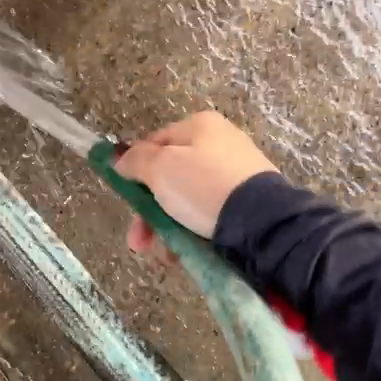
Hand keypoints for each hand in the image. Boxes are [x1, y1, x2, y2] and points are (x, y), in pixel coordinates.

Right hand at [114, 111, 277, 255]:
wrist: (260, 220)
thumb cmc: (203, 186)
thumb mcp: (160, 168)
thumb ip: (135, 161)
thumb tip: (119, 159)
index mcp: (199, 126)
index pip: (155, 142)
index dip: (136, 168)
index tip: (125, 195)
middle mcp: (219, 143)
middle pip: (169, 176)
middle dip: (148, 211)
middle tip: (138, 240)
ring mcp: (234, 173)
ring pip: (186, 199)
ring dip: (166, 227)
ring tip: (162, 254)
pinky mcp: (245, 202)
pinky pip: (207, 213)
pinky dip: (191, 231)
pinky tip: (182, 252)